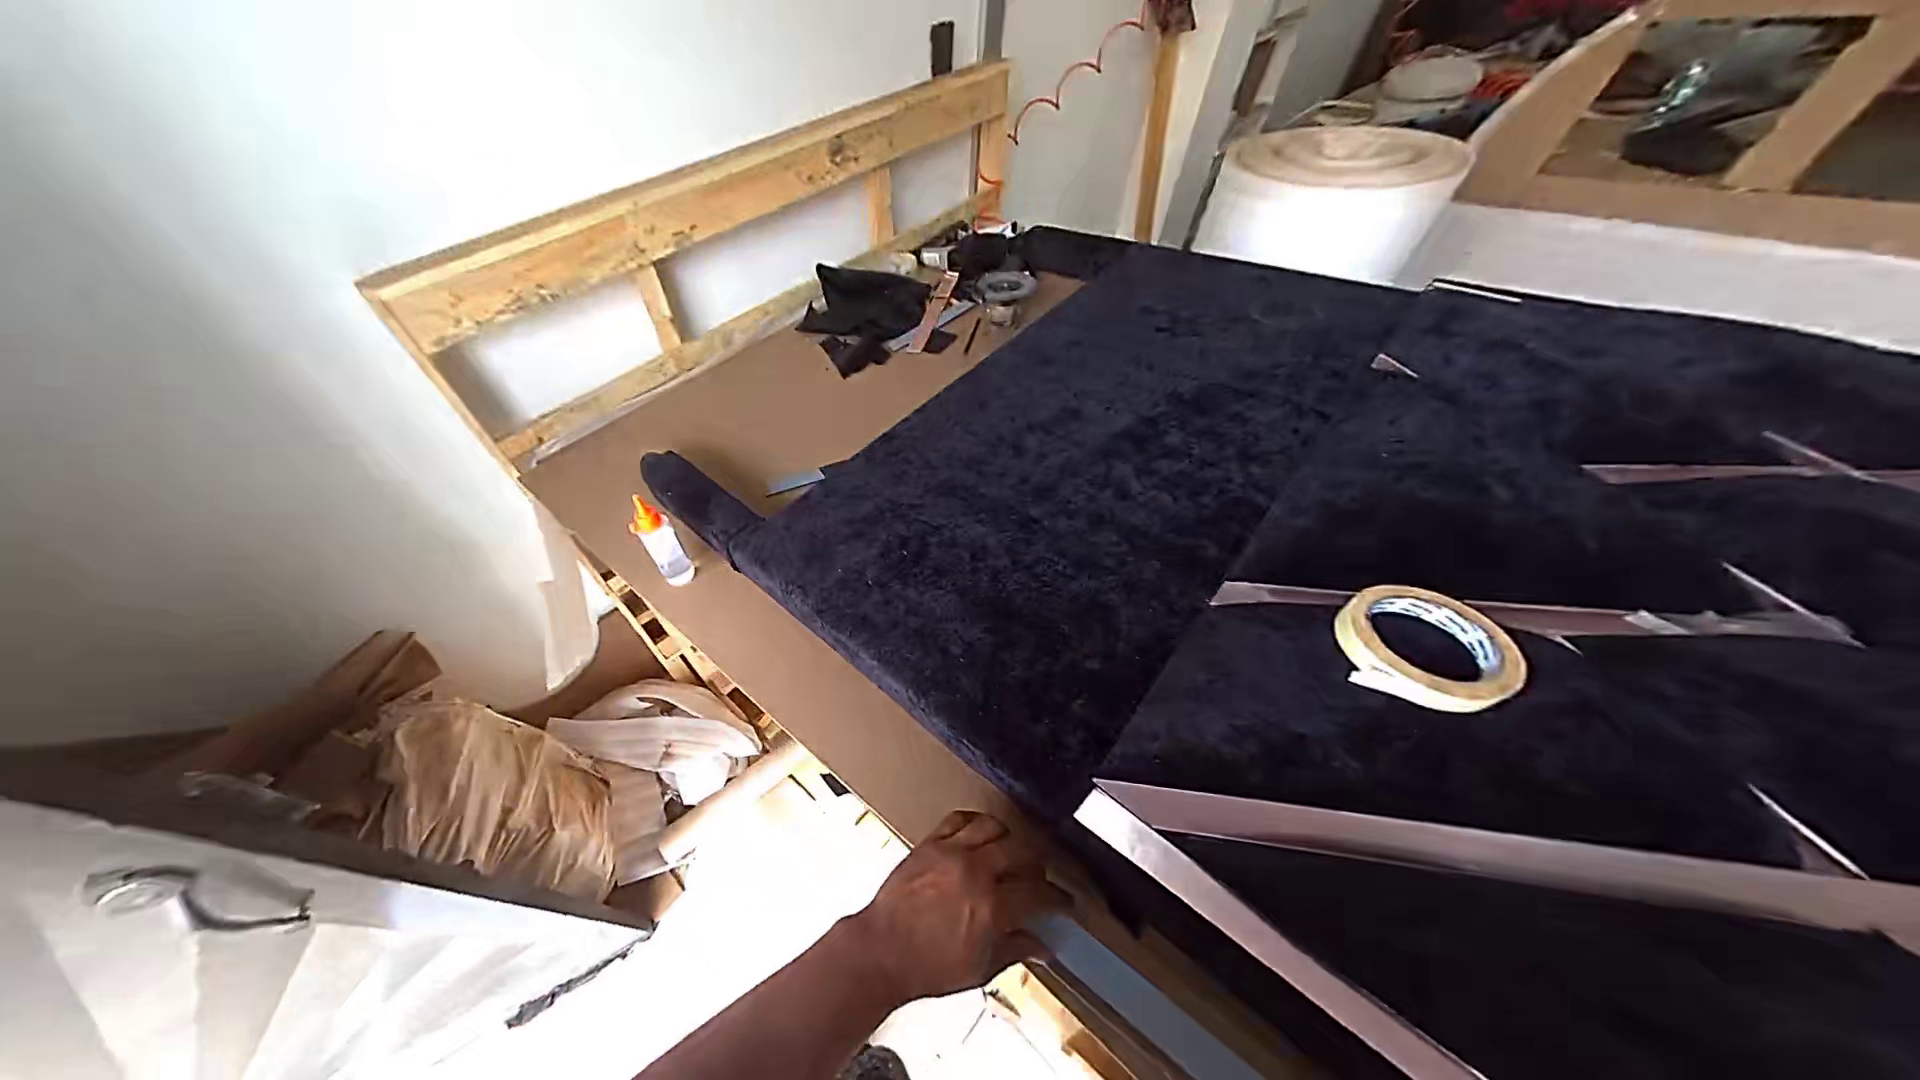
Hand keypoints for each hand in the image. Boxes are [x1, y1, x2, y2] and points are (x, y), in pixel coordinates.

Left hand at [839, 810, 1070, 1005]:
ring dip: (1007, 839)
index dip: (1058, 898)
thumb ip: (1015, 950)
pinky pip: (959, 818)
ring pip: (993, 827)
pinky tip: (978, 834)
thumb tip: (1042, 947)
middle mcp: (974, 873)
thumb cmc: (924, 966)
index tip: (1064, 901)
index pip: (1039, 894)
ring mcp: (951, 853)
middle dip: (1036, 866)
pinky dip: (974, 823)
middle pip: (1022, 852)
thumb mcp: (979, 969)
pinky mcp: (930, 843)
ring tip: (1009, 852)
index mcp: (991, 907)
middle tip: (1037, 878)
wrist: (881, 951)